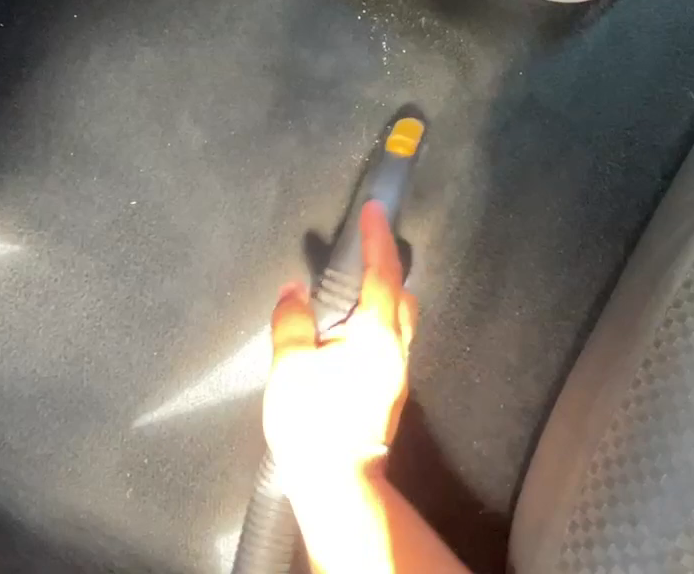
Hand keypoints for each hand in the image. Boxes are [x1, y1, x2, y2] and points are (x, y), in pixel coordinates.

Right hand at [263, 201, 416, 490]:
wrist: (339, 484)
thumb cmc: (315, 422)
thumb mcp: (291, 367)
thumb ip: (292, 322)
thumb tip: (293, 291)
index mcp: (376, 334)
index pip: (382, 274)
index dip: (378, 239)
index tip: (375, 210)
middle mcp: (395, 348)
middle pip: (402, 295)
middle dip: (388, 267)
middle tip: (365, 250)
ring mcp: (396, 372)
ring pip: (399, 320)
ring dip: (383, 296)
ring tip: (353, 288)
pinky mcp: (389, 390)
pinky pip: (388, 340)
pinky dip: (375, 321)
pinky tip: (350, 332)